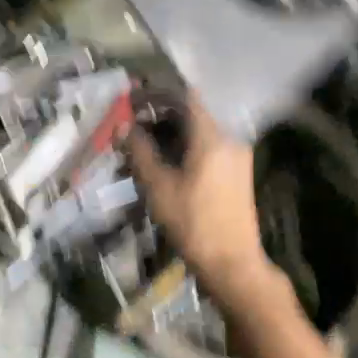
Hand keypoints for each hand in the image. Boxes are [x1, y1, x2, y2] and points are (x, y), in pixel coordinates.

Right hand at [126, 90, 273, 294]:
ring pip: (198, 133)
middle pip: (191, 114)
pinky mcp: (236, 173)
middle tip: (129, 127)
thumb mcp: (158, 186)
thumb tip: (122, 126)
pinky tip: (162, 165)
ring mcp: (236, 156)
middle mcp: (230, 139)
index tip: (132, 101)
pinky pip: (206, 148)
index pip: (185, 96)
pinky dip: (183, 149)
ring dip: (169, 135)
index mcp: (212, 137)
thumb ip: (139, 151)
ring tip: (140, 148)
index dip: (156, 94)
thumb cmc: (192, 222)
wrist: (231, 262)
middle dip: (158, 116)